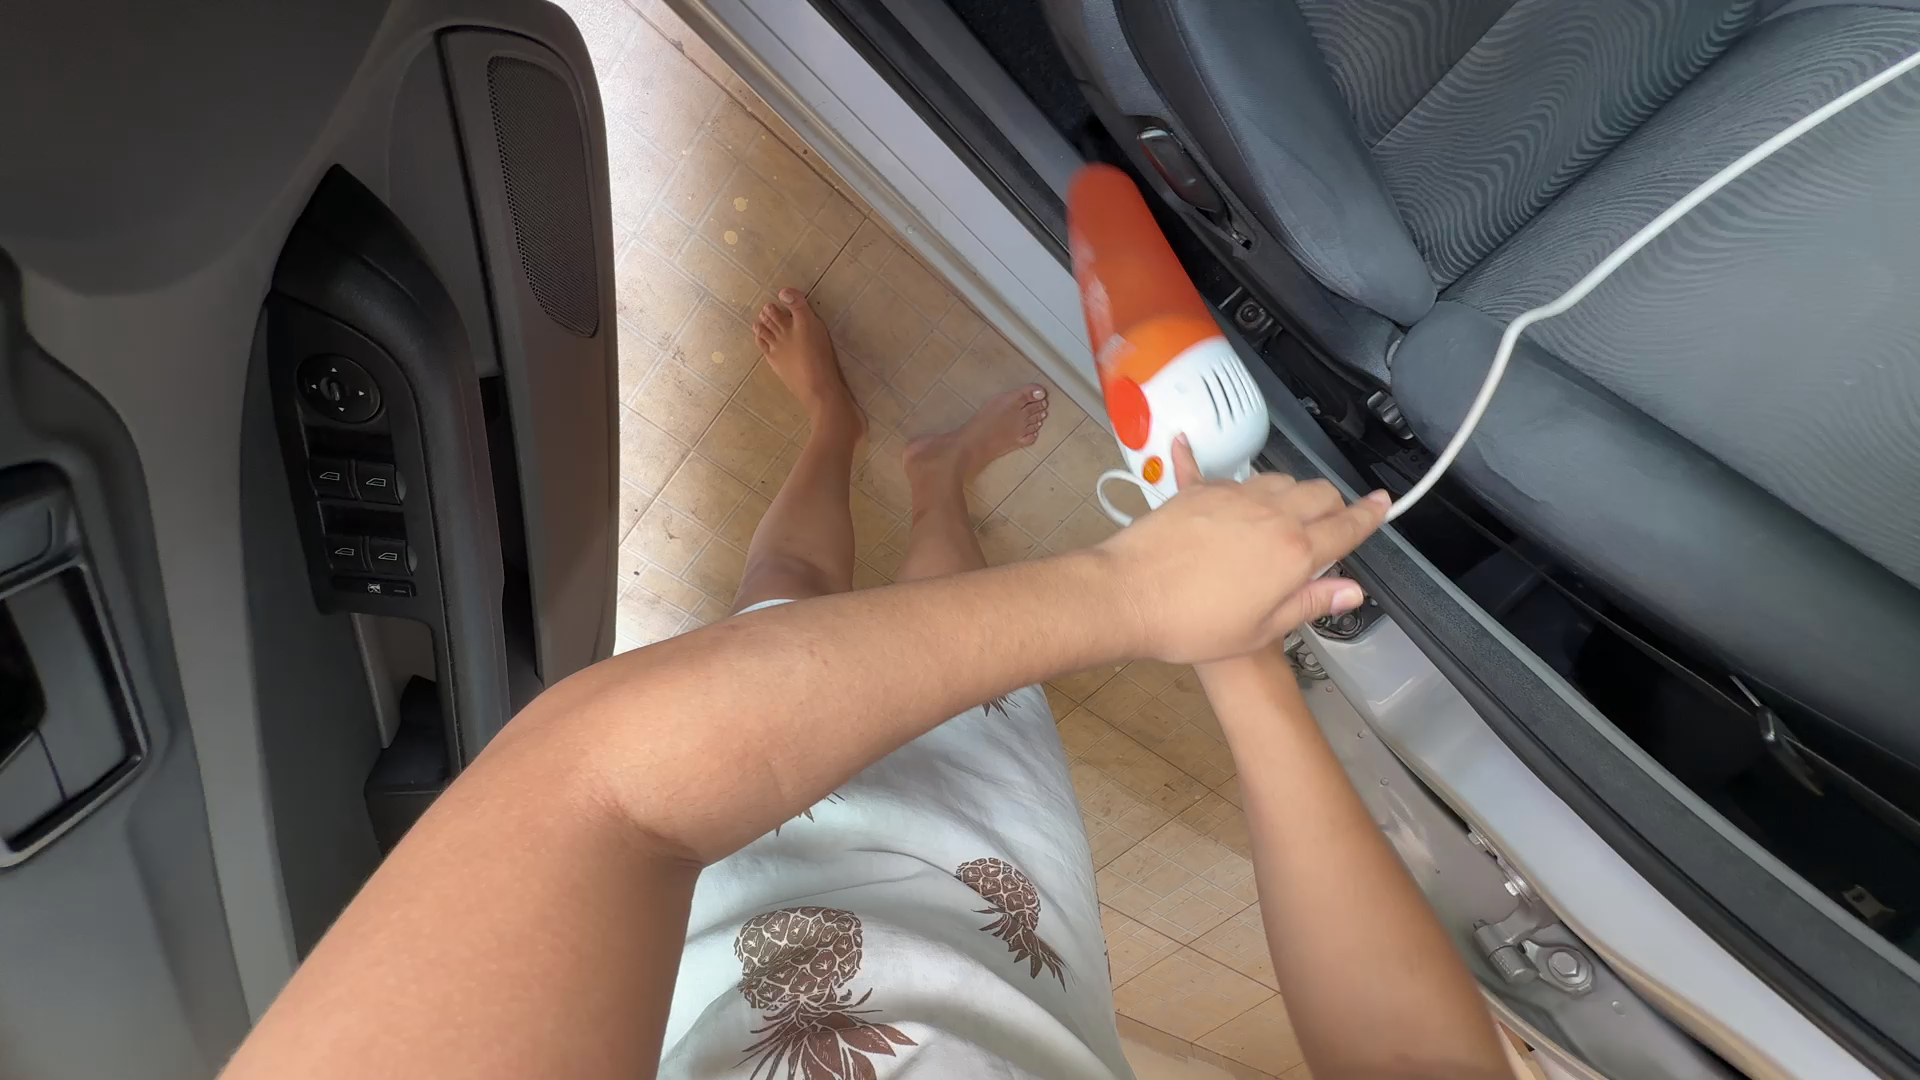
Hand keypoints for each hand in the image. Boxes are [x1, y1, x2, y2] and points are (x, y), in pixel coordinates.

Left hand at [1092, 436, 1388, 663]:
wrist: (1127, 596)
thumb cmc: (1190, 624)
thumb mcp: (1260, 630)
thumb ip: (1309, 603)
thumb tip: (1352, 590)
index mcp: (1293, 553)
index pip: (1348, 527)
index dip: (1371, 516)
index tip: (1383, 504)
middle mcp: (1268, 515)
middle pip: (1318, 493)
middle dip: (1331, 504)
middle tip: (1327, 521)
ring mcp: (1230, 497)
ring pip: (1276, 479)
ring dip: (1286, 491)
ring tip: (1278, 512)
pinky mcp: (1194, 491)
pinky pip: (1209, 469)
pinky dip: (1206, 463)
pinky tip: (1186, 442)